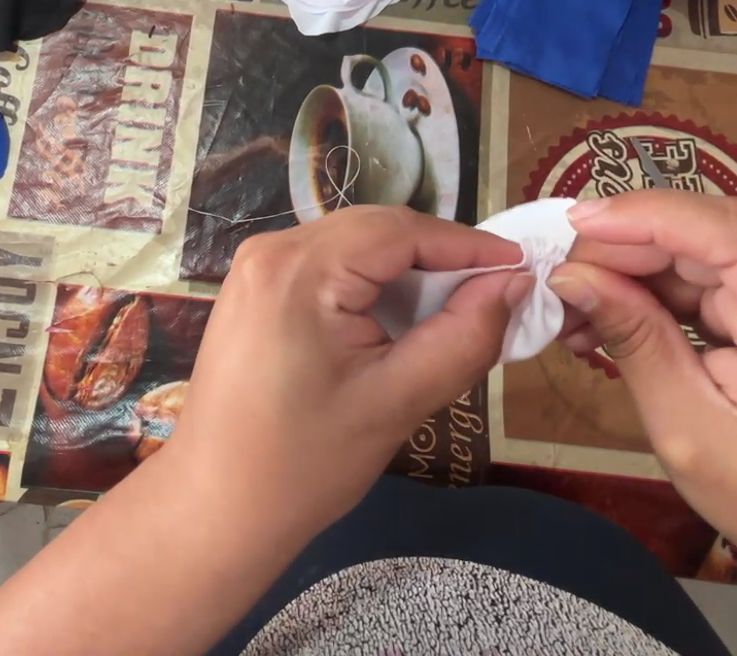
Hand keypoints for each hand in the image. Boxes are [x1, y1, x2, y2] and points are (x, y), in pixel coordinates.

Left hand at [171, 205, 531, 533]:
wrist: (215, 508)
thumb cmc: (304, 464)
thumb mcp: (397, 401)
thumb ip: (464, 335)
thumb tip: (513, 283)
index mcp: (299, 267)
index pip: (400, 229)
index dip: (467, 244)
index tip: (521, 266)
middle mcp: (272, 248)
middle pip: (375, 231)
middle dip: (437, 258)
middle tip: (492, 295)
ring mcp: (256, 266)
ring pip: (354, 246)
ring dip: (405, 272)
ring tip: (451, 311)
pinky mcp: (255, 288)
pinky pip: (327, 265)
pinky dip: (370, 283)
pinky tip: (396, 319)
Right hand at [548, 190, 736, 565]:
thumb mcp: (687, 432)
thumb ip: (635, 343)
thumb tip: (570, 277)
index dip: (654, 215)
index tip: (579, 224)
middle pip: (716, 236)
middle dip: (627, 249)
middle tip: (562, 285)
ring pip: (709, 249)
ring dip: (636, 269)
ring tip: (579, 309)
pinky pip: (721, 270)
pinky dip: (664, 285)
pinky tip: (621, 309)